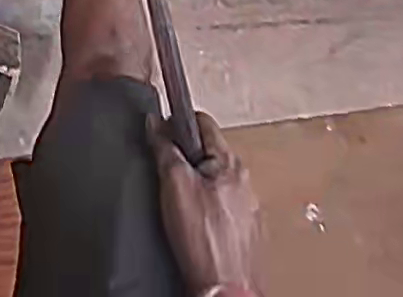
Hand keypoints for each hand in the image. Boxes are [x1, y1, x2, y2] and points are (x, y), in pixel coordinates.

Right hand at [150, 112, 262, 296]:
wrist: (226, 293)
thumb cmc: (203, 239)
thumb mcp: (173, 181)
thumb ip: (163, 146)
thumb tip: (154, 122)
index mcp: (232, 164)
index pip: (203, 122)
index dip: (177, 122)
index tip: (160, 133)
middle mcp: (246, 183)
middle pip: (207, 151)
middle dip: (184, 155)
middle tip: (165, 170)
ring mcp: (249, 210)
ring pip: (213, 179)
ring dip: (195, 182)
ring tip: (176, 199)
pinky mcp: (246, 234)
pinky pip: (221, 205)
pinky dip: (205, 206)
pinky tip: (192, 221)